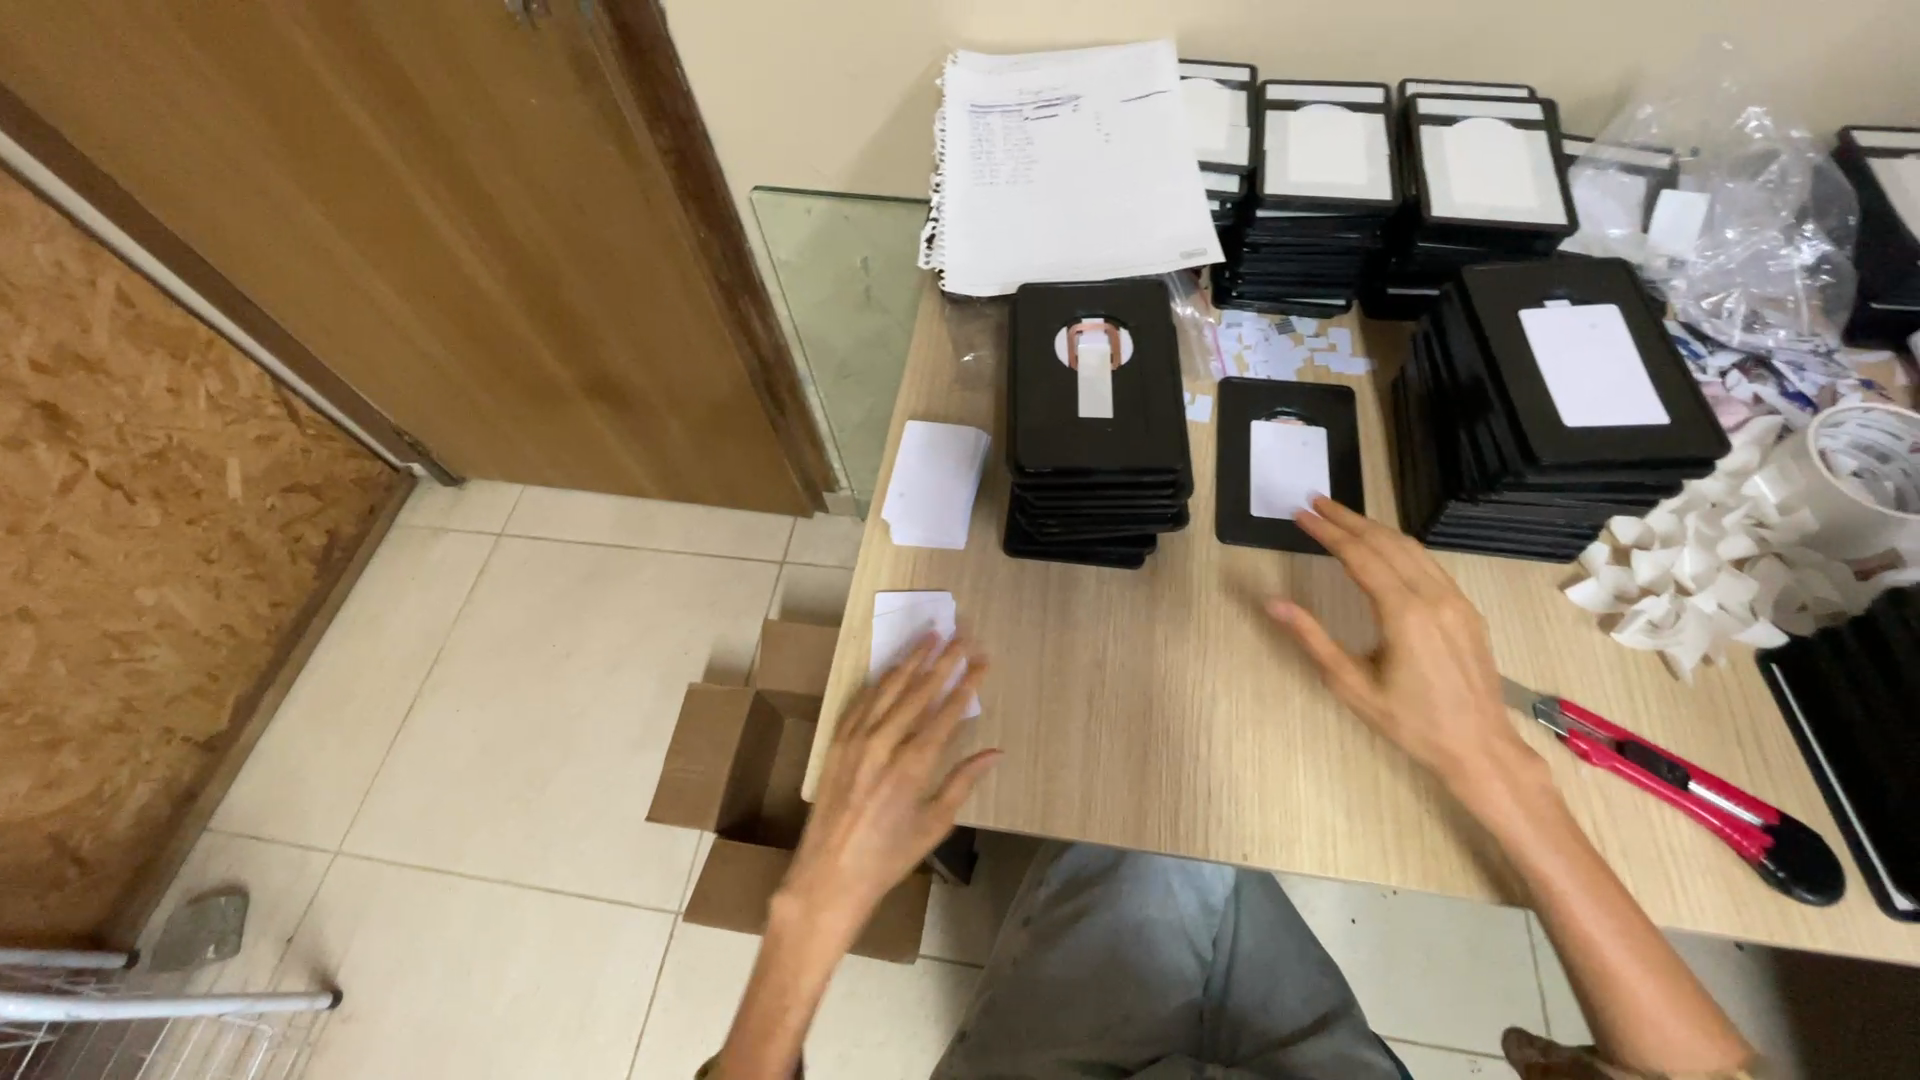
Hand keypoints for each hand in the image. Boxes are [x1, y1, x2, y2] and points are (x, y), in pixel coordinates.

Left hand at [778, 635, 999, 942]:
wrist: (829, 875)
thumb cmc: (889, 857)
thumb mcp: (935, 824)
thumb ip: (963, 781)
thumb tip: (995, 752)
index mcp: (913, 766)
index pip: (946, 712)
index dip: (967, 683)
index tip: (982, 660)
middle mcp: (883, 744)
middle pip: (919, 691)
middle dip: (944, 661)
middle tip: (962, 635)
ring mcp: (855, 740)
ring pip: (888, 688)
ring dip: (911, 660)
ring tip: (930, 636)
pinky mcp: (836, 743)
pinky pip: (861, 702)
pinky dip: (880, 681)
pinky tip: (892, 668)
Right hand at [1266, 495, 1532, 789]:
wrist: (1479, 747)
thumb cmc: (1410, 722)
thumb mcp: (1350, 685)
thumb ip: (1312, 638)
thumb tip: (1273, 603)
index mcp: (1404, 614)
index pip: (1359, 557)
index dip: (1328, 532)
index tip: (1302, 514)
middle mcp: (1433, 597)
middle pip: (1386, 543)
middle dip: (1349, 520)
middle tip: (1316, 502)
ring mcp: (1455, 601)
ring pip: (1411, 549)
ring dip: (1374, 528)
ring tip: (1343, 517)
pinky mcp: (1466, 610)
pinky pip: (1429, 564)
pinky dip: (1399, 546)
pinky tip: (1383, 547)